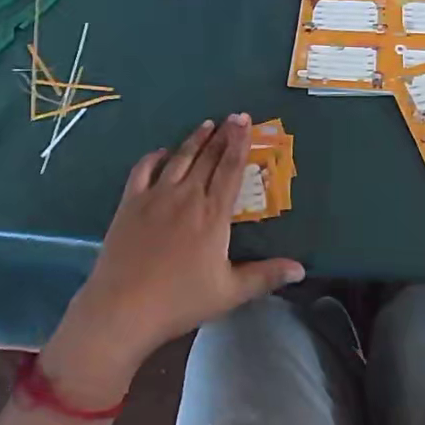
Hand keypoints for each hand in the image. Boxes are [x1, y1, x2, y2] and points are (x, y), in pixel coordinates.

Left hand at [40, 115, 304, 405]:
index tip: (245, 121)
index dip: (240, 142)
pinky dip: (154, 157)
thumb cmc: (180, 300)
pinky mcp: (130, 203)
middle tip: (233, 117)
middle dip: (223, 135)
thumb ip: (265, 276)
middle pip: (208, 158)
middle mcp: (187, 196)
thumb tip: (301, 270)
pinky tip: (162, 151)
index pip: (231, 169)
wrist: (123, 308)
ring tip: (206, 125)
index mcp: (213, 214)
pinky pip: (143, 170)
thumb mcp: (229, 292)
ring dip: (194, 139)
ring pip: (179, 158)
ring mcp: (155, 196)